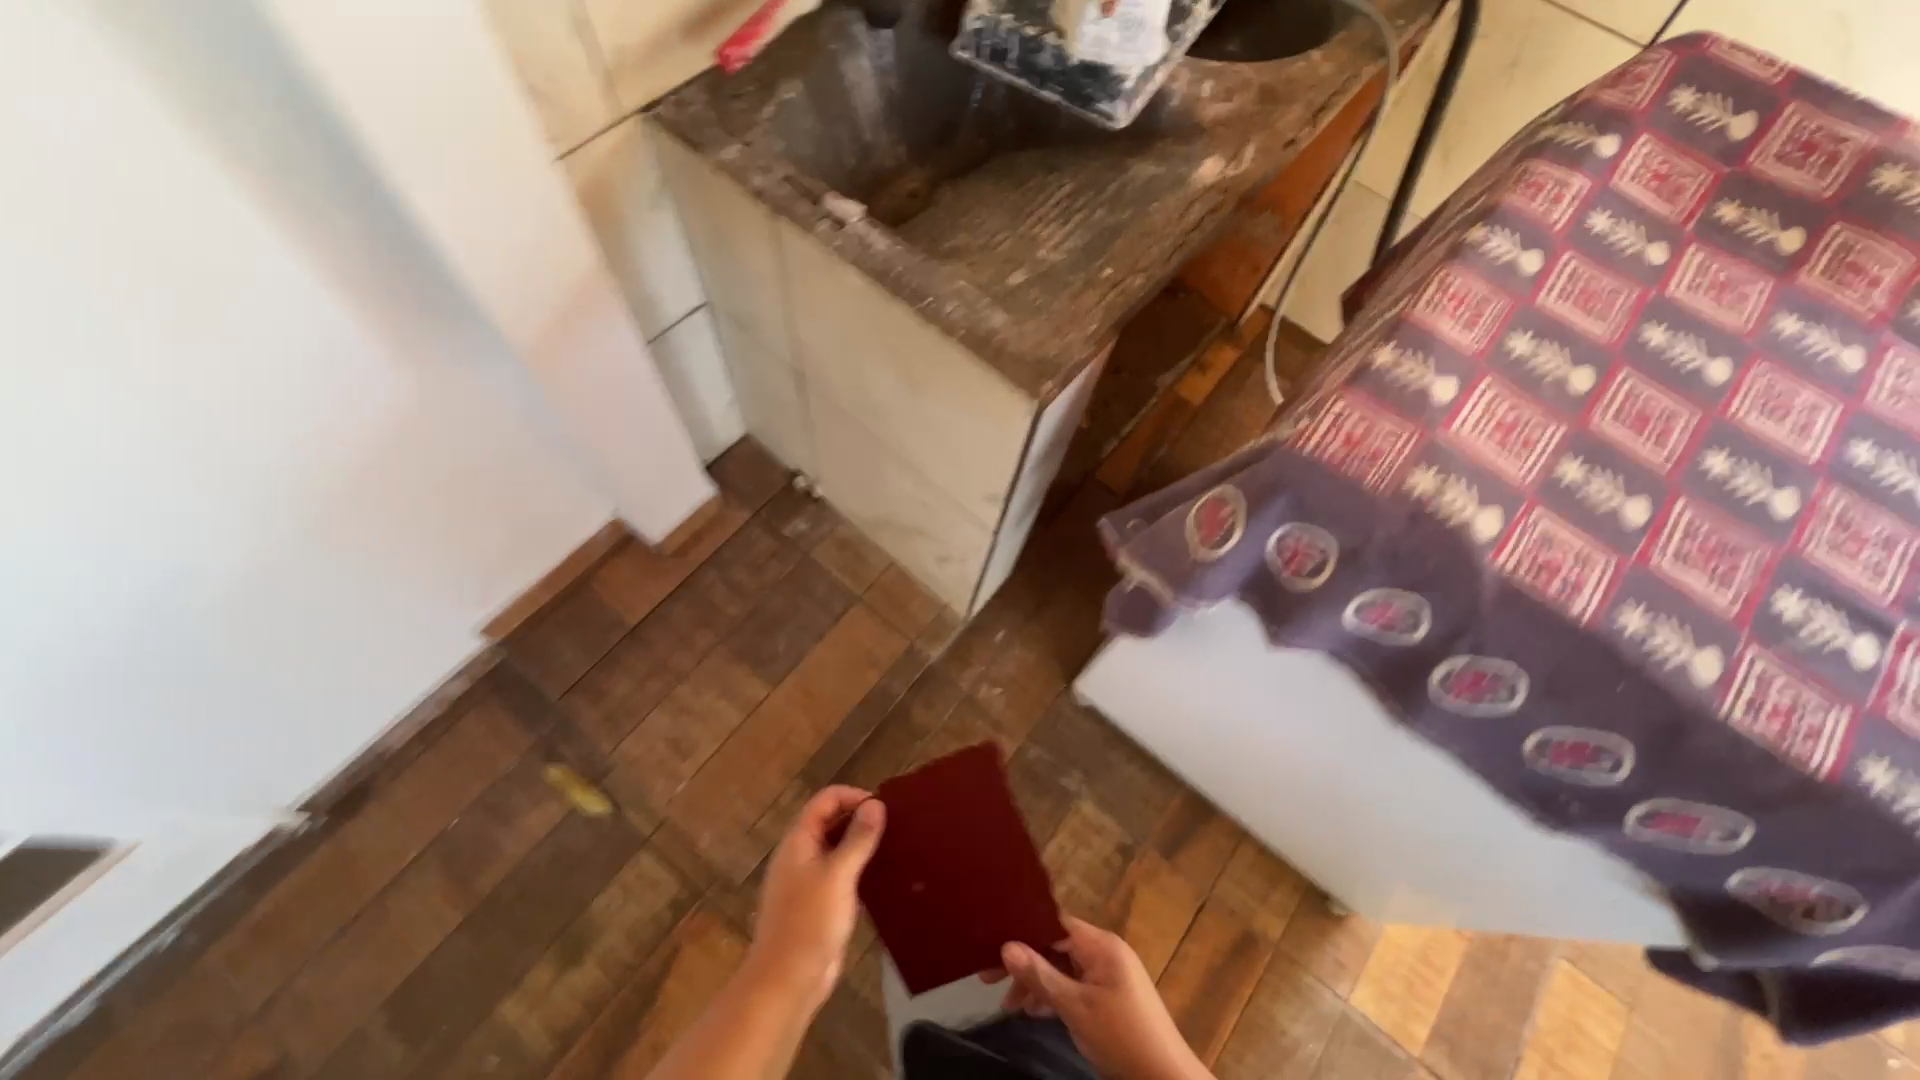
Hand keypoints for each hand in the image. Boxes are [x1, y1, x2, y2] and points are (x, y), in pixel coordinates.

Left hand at [744, 785, 884, 1011]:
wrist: (787, 979)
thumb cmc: (809, 922)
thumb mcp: (838, 875)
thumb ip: (857, 839)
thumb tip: (876, 804)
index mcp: (798, 842)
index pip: (825, 800)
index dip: (853, 796)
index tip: (884, 806)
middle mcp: (801, 856)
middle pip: (830, 822)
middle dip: (859, 818)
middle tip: (896, 824)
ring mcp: (809, 882)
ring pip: (837, 849)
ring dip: (861, 844)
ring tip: (895, 845)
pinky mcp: (820, 905)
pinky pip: (841, 875)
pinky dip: (859, 869)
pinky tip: (883, 876)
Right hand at [995, 917, 1210, 1079]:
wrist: (1165, 1078)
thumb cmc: (1121, 1036)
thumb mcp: (1075, 1007)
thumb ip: (1040, 975)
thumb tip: (1006, 946)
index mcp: (1101, 945)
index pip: (1054, 923)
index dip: (1023, 931)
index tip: (991, 945)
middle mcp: (1104, 952)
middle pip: (1056, 946)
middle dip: (1025, 962)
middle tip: (989, 979)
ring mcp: (1108, 974)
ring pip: (1063, 968)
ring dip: (1036, 983)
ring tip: (1010, 1006)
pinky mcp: (1109, 996)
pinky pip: (1074, 985)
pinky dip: (1054, 995)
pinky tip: (1033, 1011)